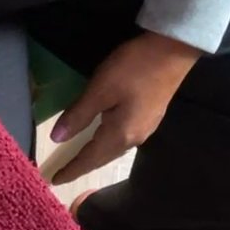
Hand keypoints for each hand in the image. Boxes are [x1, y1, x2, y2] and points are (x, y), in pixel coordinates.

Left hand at [49, 32, 200, 184]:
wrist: (175, 49)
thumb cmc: (134, 67)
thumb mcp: (100, 89)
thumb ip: (78, 115)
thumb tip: (56, 138)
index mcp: (119, 135)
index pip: (89, 159)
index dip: (71, 170)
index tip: (54, 180)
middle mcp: (133, 139)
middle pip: (102, 159)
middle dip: (82, 167)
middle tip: (63, 174)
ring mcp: (145, 129)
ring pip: (113, 151)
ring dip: (95, 158)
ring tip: (80, 161)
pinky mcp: (150, 118)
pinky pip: (122, 141)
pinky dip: (106, 146)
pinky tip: (102, 141)